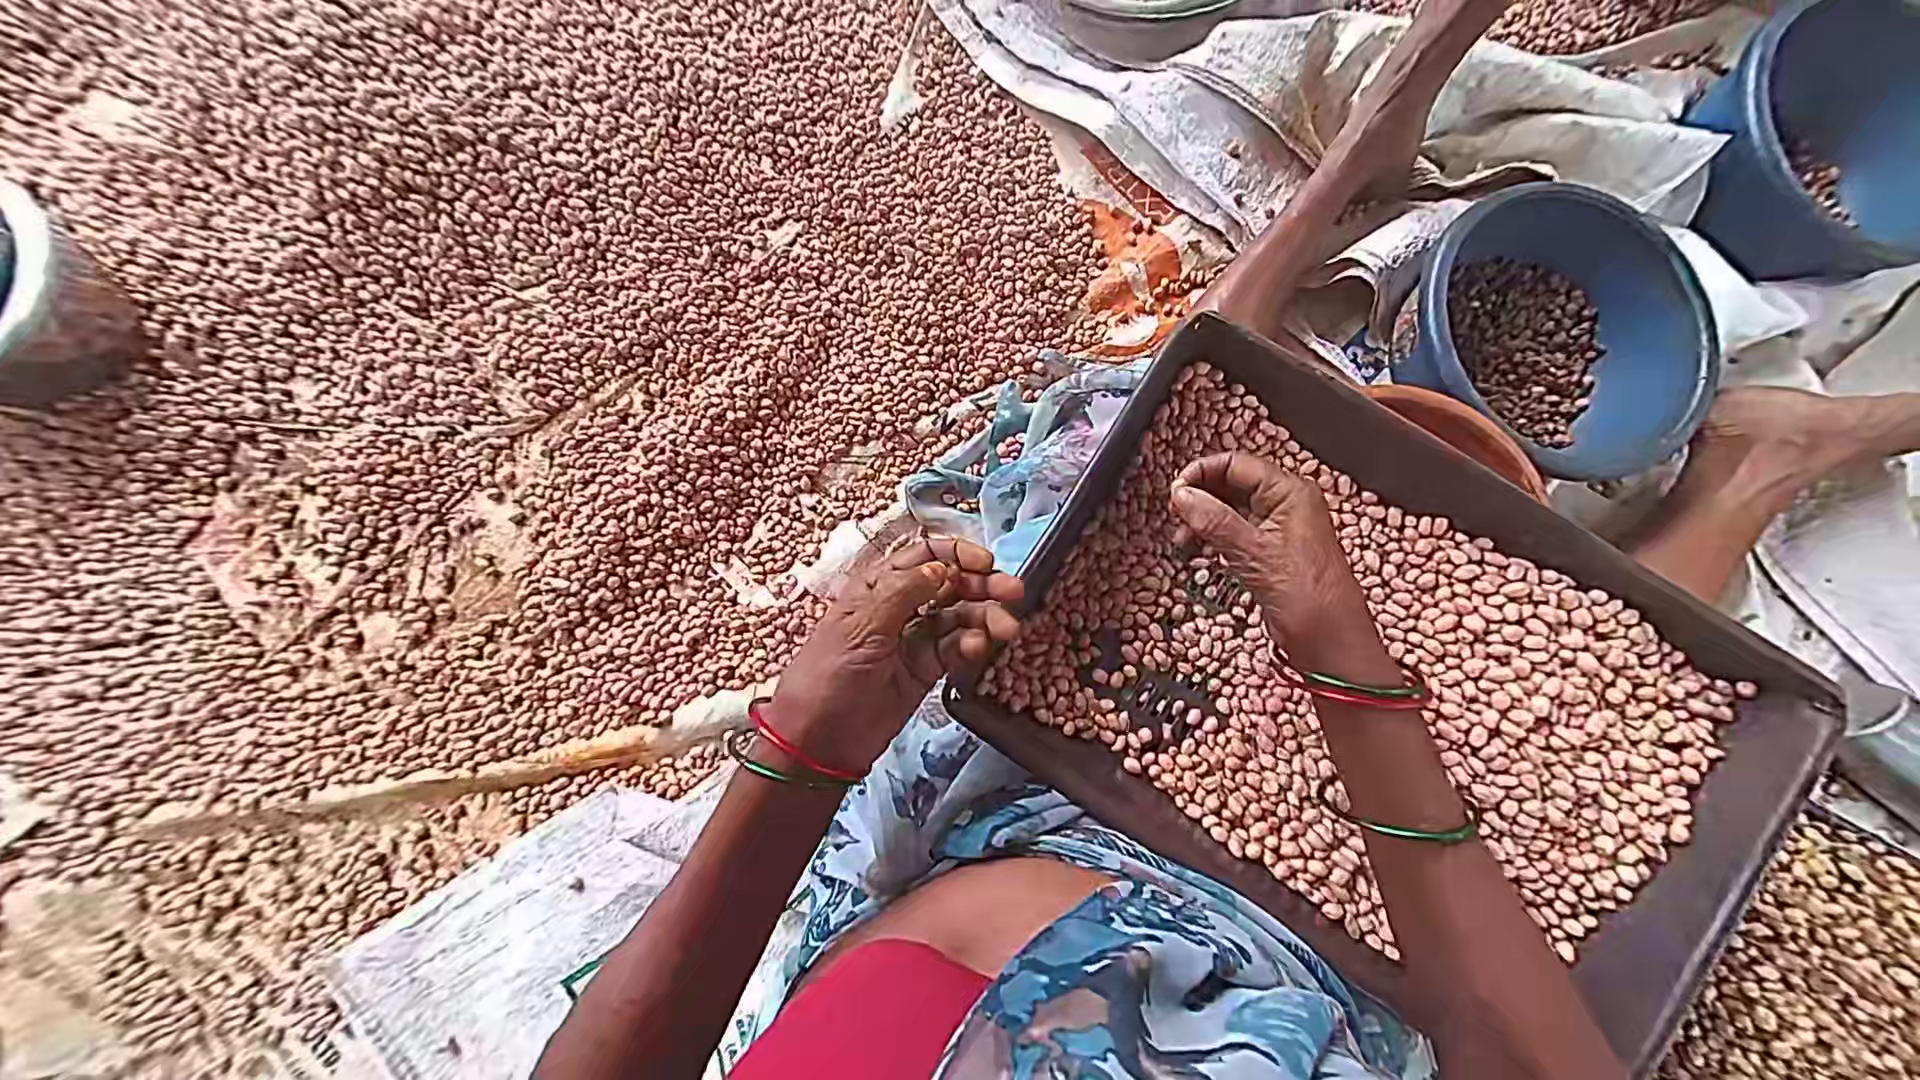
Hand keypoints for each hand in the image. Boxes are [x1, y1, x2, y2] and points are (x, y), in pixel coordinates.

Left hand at [769, 536, 1023, 774]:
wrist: (818, 740)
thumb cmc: (829, 673)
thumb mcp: (861, 625)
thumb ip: (902, 592)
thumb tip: (942, 568)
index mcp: (878, 586)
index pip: (924, 556)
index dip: (957, 554)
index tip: (986, 562)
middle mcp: (900, 606)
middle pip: (950, 584)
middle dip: (982, 585)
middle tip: (1013, 593)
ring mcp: (914, 638)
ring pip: (959, 617)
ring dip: (986, 618)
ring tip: (1007, 628)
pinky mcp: (926, 669)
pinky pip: (955, 649)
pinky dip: (971, 646)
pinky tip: (979, 648)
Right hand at [1167, 453, 1386, 673]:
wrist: (1331, 644)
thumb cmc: (1308, 598)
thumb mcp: (1254, 553)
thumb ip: (1214, 521)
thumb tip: (1181, 494)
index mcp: (1290, 493)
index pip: (1236, 463)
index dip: (1201, 473)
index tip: (1175, 492)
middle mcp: (1284, 504)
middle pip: (1230, 483)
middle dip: (1199, 497)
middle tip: (1176, 516)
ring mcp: (1276, 528)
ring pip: (1227, 508)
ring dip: (1201, 519)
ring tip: (1183, 539)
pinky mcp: (1267, 552)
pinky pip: (1232, 531)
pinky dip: (1210, 537)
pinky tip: (1197, 550)